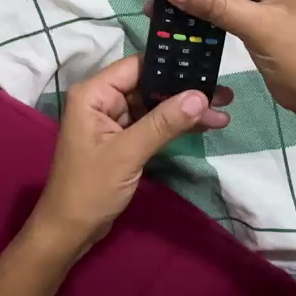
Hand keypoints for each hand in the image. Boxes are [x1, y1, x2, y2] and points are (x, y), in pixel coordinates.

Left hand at [29, 55, 231, 253]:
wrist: (70, 231)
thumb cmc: (90, 188)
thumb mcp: (128, 154)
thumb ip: (163, 123)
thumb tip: (200, 96)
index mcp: (94, 93)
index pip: (137, 66)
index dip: (171, 64)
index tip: (206, 64)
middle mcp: (102, 100)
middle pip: (149, 84)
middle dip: (185, 89)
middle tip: (223, 91)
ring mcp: (113, 120)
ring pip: (155, 105)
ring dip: (186, 109)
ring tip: (224, 109)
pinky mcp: (123, 138)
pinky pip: (153, 123)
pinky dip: (176, 125)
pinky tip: (205, 125)